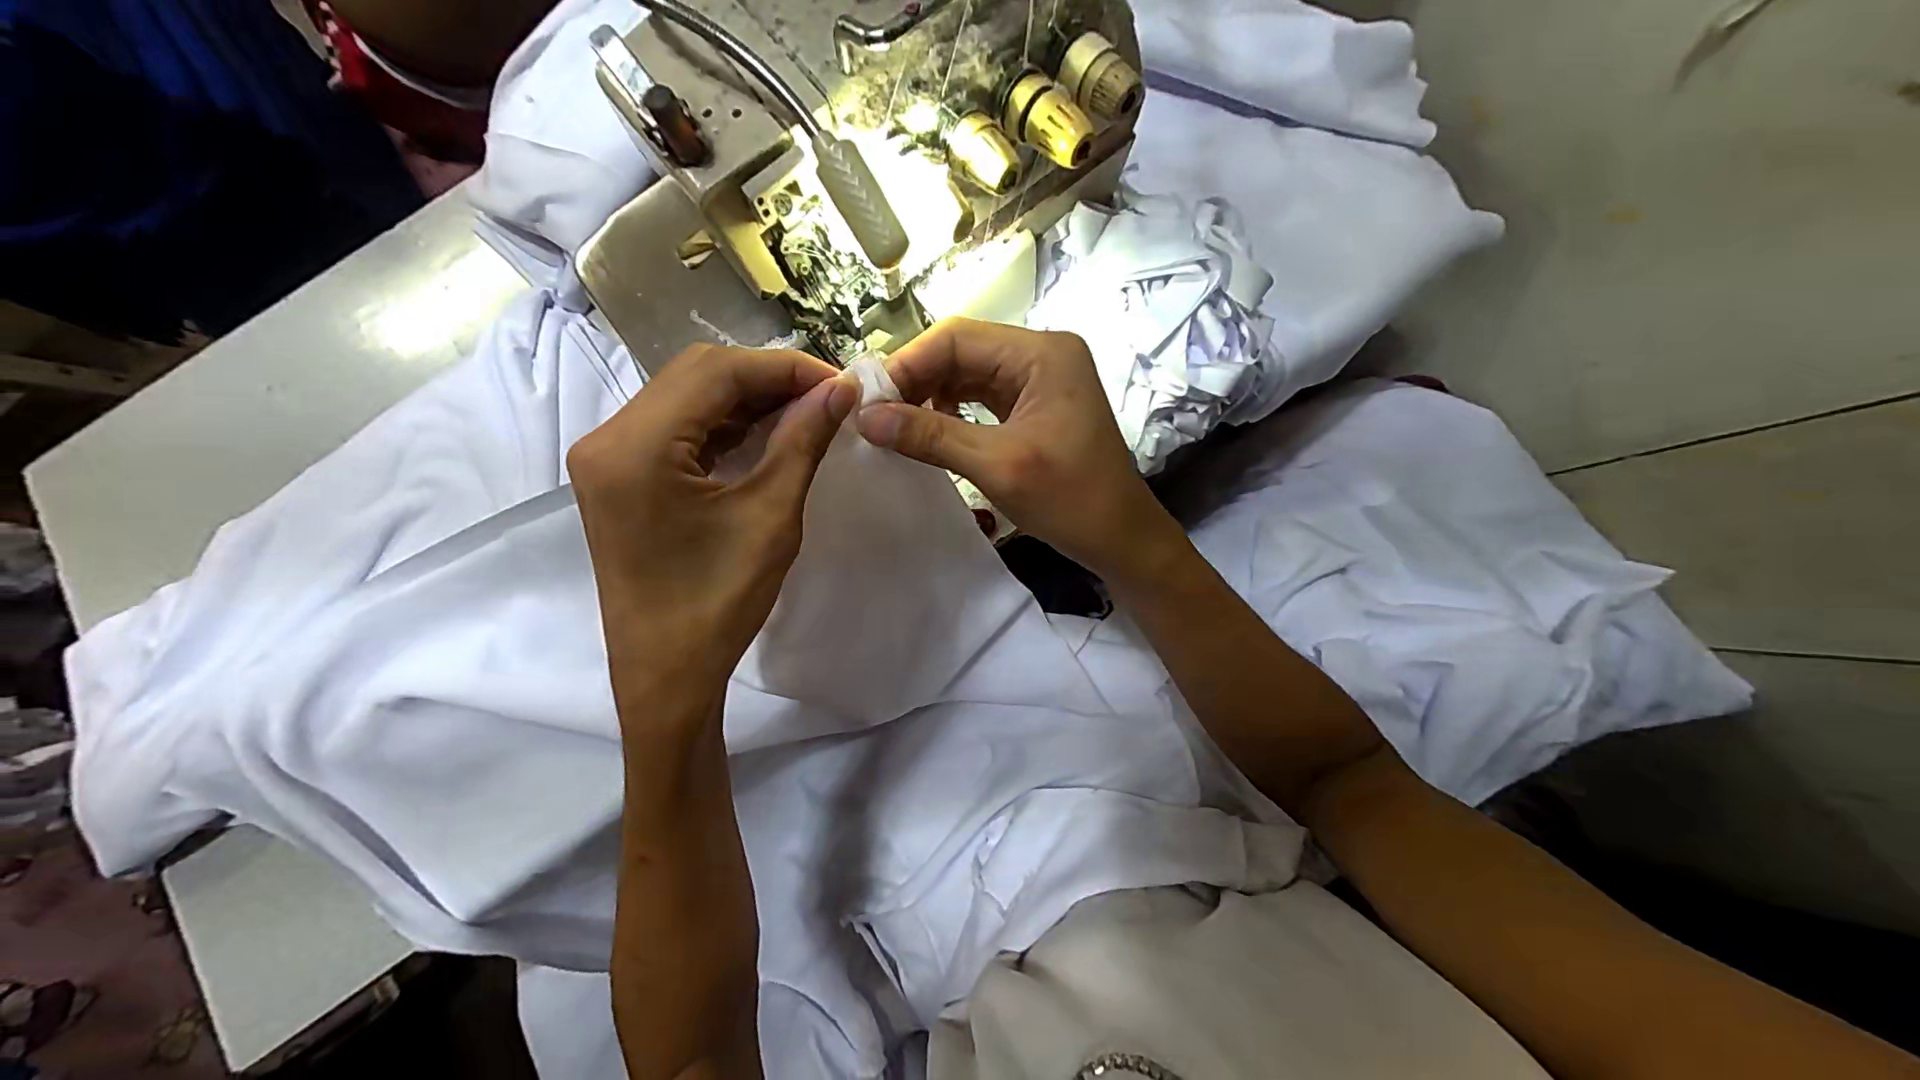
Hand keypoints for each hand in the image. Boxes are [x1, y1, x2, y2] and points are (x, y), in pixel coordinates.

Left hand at [569, 345, 856, 711]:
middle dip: (767, 378)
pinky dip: (722, 423)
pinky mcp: (617, 475)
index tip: (841, 383)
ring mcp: (607, 455)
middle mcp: (608, 437)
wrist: (666, 673)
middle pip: (696, 374)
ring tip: (805, 411)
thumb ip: (802, 441)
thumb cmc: (719, 604)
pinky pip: (675, 427)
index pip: (717, 373)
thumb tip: (841, 390)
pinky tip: (765, 432)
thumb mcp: (770, 517)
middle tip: (826, 397)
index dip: (786, 368)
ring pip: (685, 395)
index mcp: (636, 448)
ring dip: (746, 398)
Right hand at [856, 318, 1181, 579]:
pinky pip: (983, 396)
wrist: (1122, 538)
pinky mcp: (1036, 404)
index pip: (957, 337)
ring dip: (931, 395)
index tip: (870, 400)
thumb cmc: (1070, 500)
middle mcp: (1042, 354)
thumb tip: (865, 418)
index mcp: (1041, 353)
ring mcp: (1041, 379)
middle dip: (917, 380)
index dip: (908, 364)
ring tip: (896, 425)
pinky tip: (931, 431)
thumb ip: (930, 436)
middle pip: (961, 350)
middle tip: (877, 415)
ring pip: (968, 373)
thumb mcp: (996, 465)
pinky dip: (953, 410)